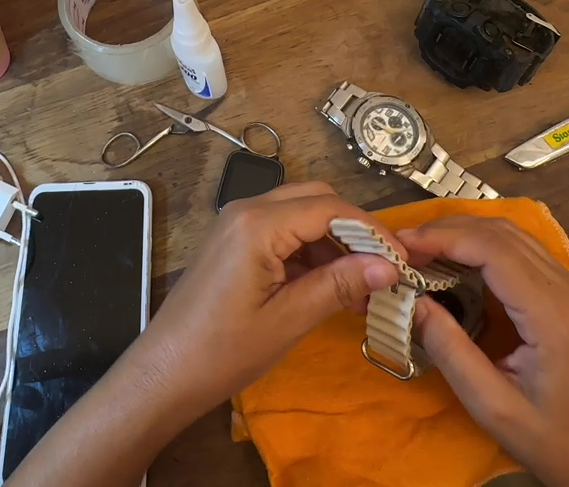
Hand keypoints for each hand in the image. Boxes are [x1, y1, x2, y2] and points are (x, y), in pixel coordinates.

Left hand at [124, 180, 400, 412]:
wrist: (166, 370)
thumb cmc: (223, 349)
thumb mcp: (288, 320)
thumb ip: (337, 285)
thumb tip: (389, 266)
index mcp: (258, 223)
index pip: (329, 208)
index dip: (371, 230)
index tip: (402, 262)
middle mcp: (247, 209)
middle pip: (315, 199)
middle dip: (353, 230)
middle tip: (382, 271)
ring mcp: (237, 222)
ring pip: (299, 212)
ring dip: (332, 242)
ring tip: (360, 287)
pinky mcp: (234, 239)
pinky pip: (281, 230)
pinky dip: (309, 251)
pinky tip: (329, 285)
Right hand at [396, 216, 568, 486]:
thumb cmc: (558, 442)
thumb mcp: (494, 407)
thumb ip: (450, 351)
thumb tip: (411, 302)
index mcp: (551, 314)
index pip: (491, 248)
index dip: (442, 237)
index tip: (400, 245)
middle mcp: (567, 289)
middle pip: (499, 232)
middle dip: (445, 229)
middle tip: (403, 245)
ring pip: (511, 233)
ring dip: (463, 231)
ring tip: (423, 248)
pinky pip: (521, 248)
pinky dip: (482, 242)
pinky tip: (458, 259)